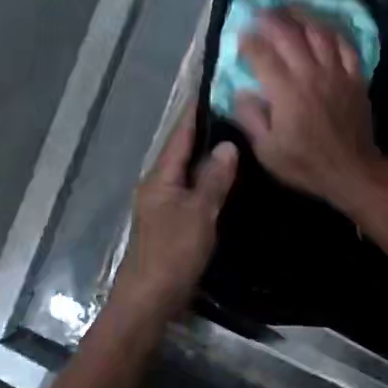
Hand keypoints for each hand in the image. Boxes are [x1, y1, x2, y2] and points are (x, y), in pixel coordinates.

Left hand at [115, 119, 237, 318]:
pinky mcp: (171, 222)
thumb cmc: (172, 253)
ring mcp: (163, 204)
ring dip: (208, 155)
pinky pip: (192, 189)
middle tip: (237, 111)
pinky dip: (209, 178)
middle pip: (182, 149)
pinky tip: (228, 179)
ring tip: (239, 138)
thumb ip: (213, 178)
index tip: (213, 87)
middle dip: (206, 129)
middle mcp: (158, 185)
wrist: (148, 300)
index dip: (195, 110)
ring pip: (188, 170)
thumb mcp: (198, 213)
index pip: (179, 134)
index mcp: (160, 177)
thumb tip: (227, 145)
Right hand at [235, 9, 384, 206]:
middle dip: (272, 19)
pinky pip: (346, 45)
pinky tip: (323, 28)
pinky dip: (333, 33)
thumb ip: (250, 118)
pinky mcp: (355, 78)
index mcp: (286, 91)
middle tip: (260, 11)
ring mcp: (337, 73)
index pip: (262, 54)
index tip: (240, 35)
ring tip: (289, 10)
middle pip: (290, 34)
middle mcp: (311, 74)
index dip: (248, 41)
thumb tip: (240, 91)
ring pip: (320, 32)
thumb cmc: (305, 164)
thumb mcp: (267, 150)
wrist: (352, 172)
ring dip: (302, 17)